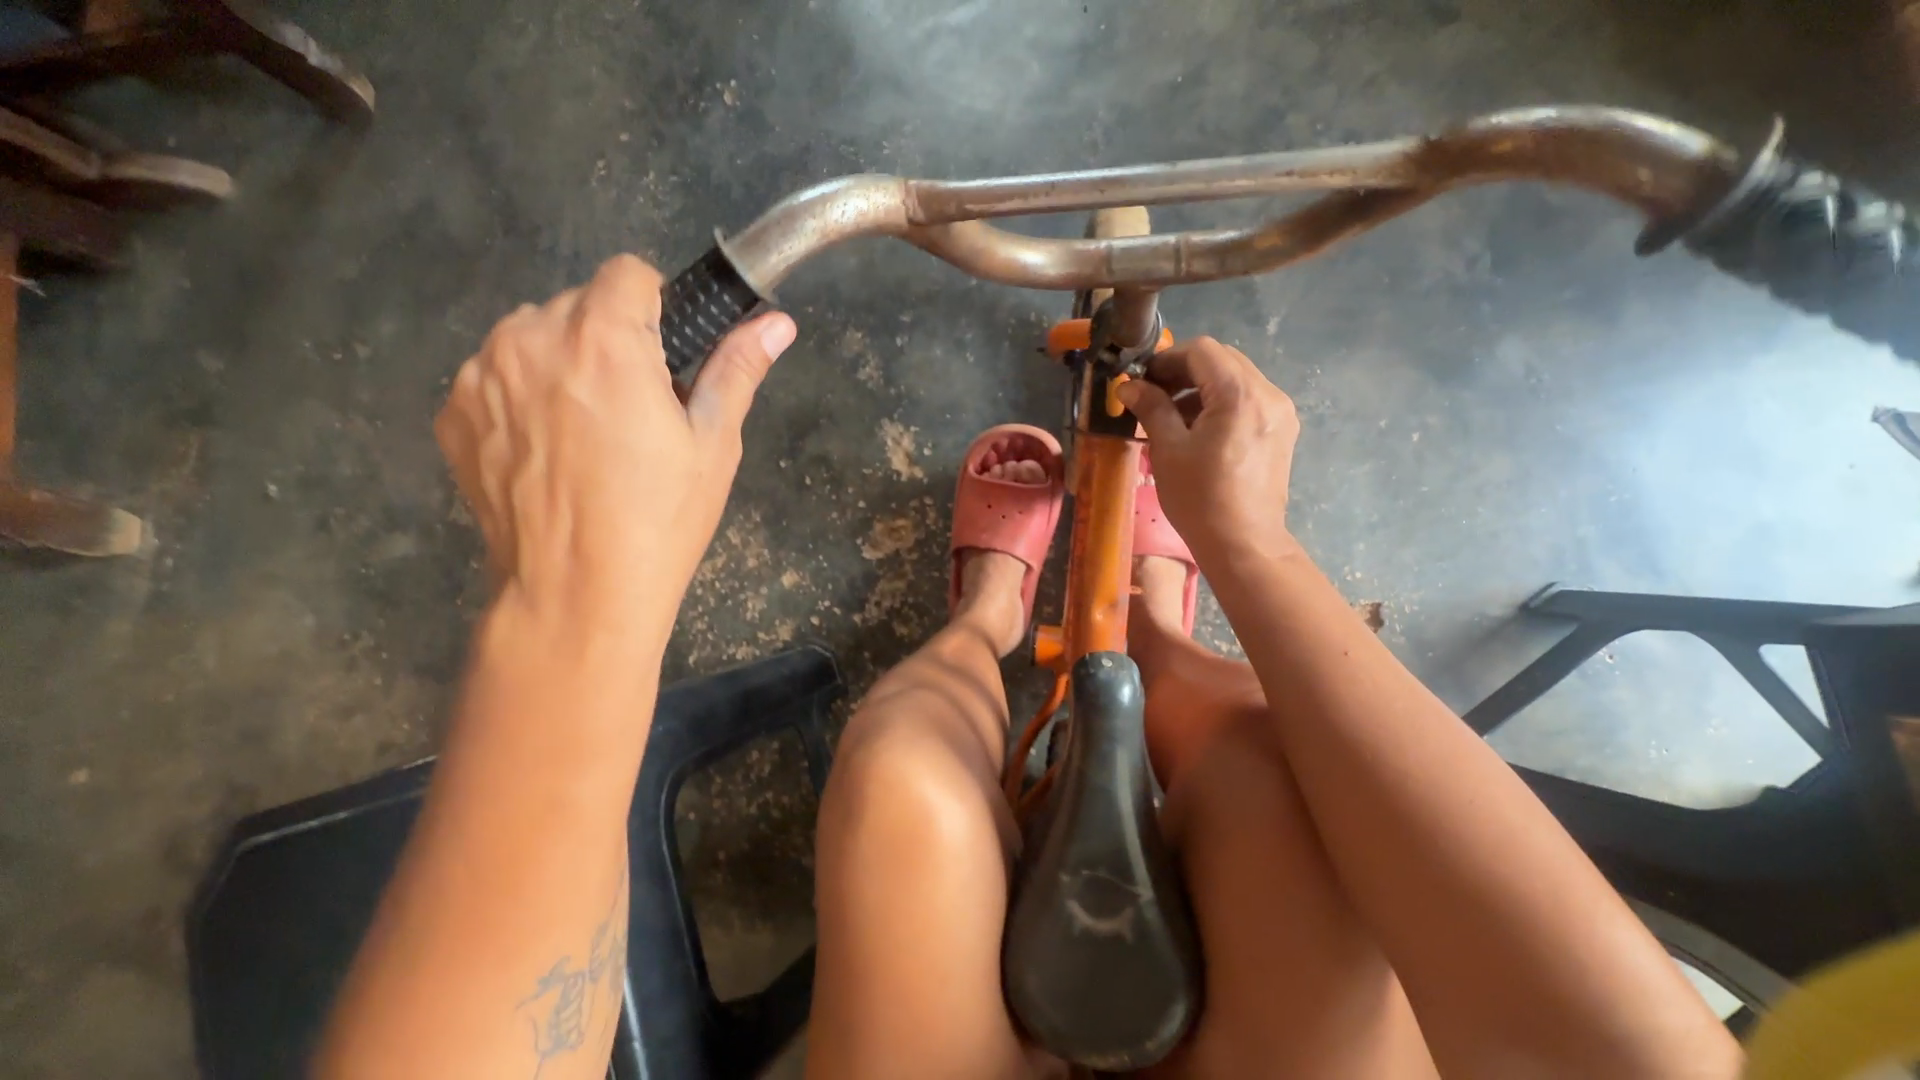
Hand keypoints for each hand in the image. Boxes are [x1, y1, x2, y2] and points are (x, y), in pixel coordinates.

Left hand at [435, 255, 796, 650]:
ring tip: (585, 436)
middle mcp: (531, 338)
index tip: (665, 358)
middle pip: (578, 305)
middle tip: (633, 410)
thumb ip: (737, 370)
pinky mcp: (453, 414)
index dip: (655, 308)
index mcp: (604, 339)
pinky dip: (521, 399)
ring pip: (532, 338)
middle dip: (608, 340)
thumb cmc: (658, 520)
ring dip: (561, 364)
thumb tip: (778, 324)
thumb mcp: (712, 446)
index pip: (628, 273)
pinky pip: (495, 378)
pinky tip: (545, 456)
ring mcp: (481, 376)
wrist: (573, 596)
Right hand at [1116, 337, 1300, 563]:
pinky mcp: (1282, 430)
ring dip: (1203, 386)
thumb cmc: (1200, 499)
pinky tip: (1200, 429)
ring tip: (1173, 415)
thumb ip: (1151, 408)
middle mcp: (1268, 394)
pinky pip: (1249, 399)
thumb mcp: (1168, 450)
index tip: (1142, 380)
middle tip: (1153, 394)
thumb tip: (1128, 385)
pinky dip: (1222, 402)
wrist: (1244, 544)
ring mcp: (1280, 412)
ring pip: (1237, 378)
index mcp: (1239, 395)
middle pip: (1222, 360)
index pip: (1201, 350)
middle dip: (1184, 370)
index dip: (1166, 359)